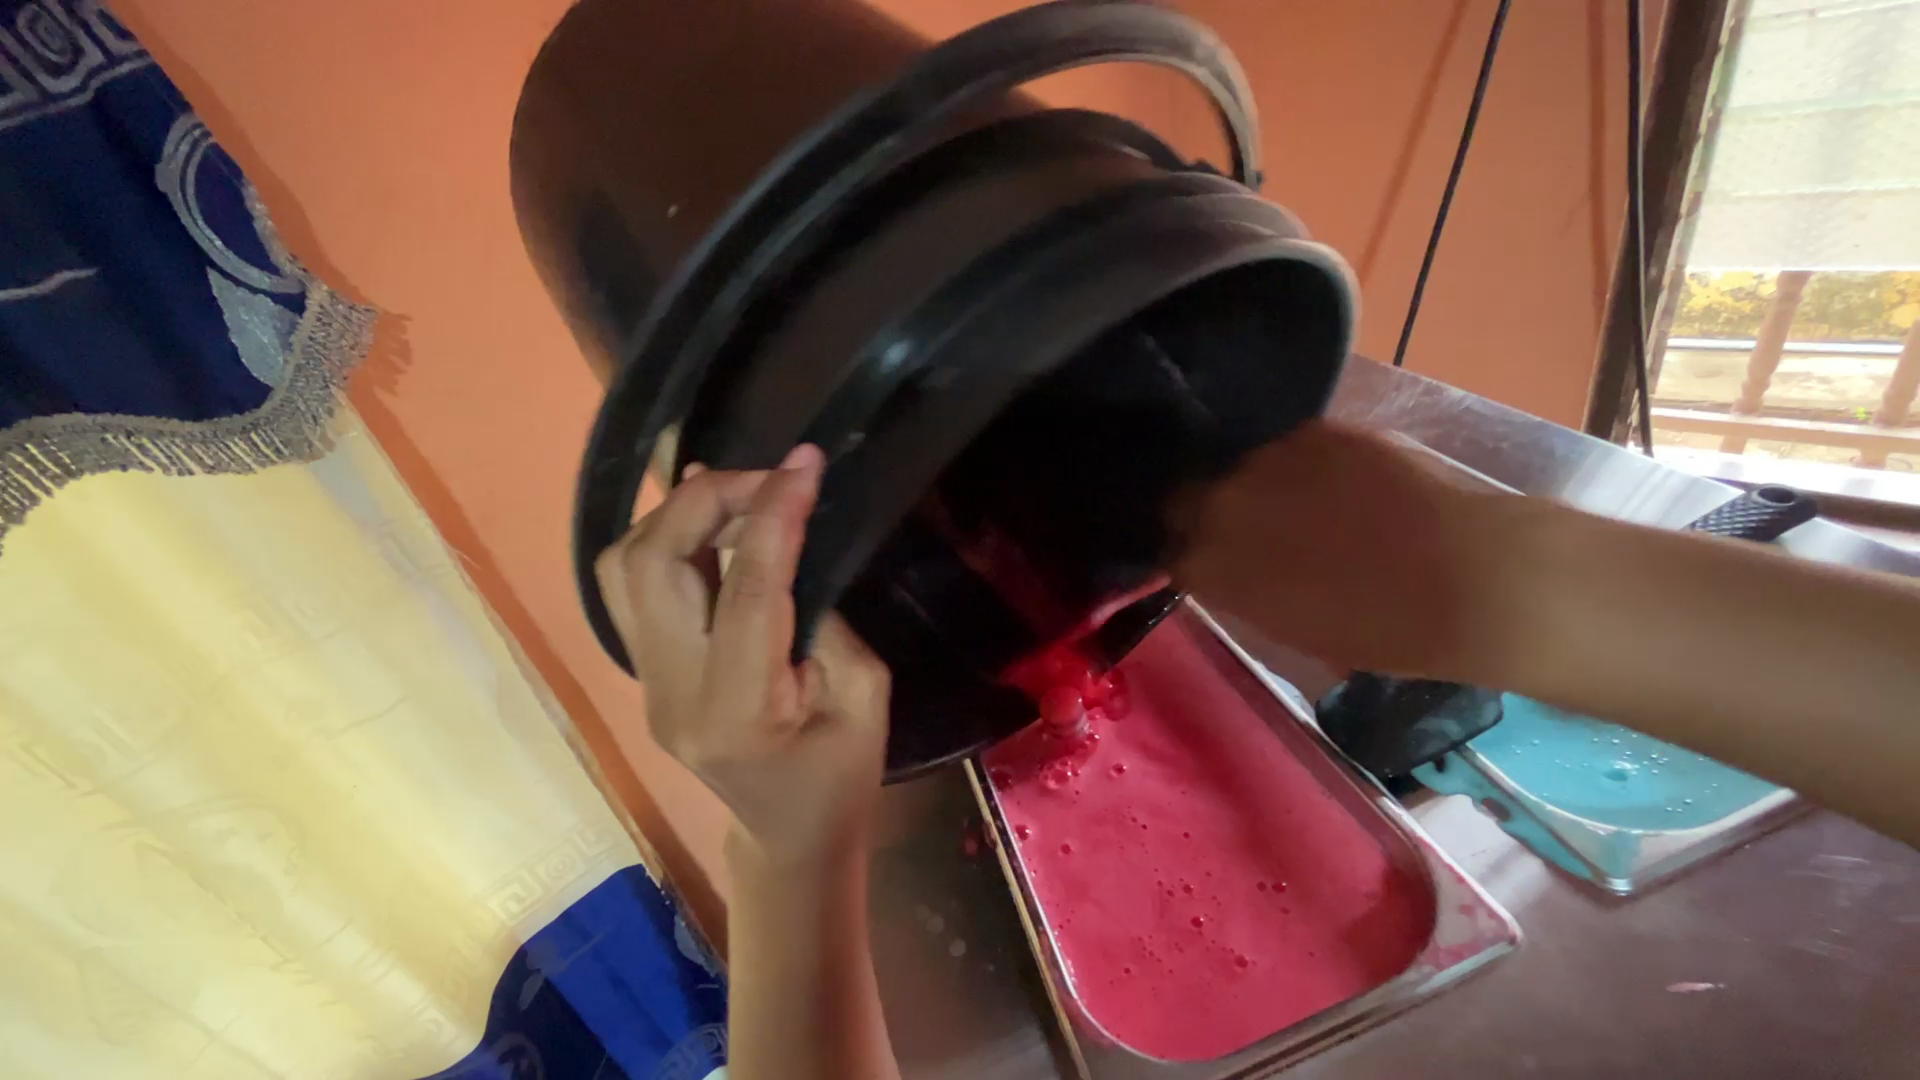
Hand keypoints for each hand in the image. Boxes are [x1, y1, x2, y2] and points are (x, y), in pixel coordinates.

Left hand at [596, 444, 891, 866]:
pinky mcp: (643, 673)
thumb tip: (787, 543)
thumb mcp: (865, 695)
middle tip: (773, 476)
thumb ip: (825, 616)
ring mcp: (645, 683)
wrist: (789, 834)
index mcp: (739, 710)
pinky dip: (666, 536)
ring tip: (742, 496)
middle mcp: (672, 692)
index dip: (775, 514)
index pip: (748, 588)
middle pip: (655, 563)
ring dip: (680, 513)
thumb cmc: (842, 774)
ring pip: (625, 566)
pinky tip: (708, 520)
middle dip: (710, 498)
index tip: (806, 462)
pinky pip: (631, 585)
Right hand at [1170, 420, 1509, 678]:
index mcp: (1217, 568)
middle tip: (1248, 529)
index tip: (1210, 562)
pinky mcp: (1317, 432)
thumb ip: (1242, 592)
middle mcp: (1226, 508)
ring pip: (1239, 469)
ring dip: (1255, 485)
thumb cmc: (1384, 632)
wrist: (1471, 581)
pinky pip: (1289, 448)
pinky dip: (1303, 465)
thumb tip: (1224, 570)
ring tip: (1303, 503)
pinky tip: (1341, 484)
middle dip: (1204, 512)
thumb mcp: (1291, 630)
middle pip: (1186, 498)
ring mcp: (1270, 463)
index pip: (1173, 552)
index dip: (1190, 556)